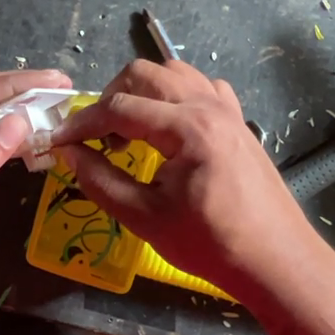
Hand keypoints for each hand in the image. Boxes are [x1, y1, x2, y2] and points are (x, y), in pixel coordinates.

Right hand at [51, 60, 326, 306]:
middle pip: (143, 74)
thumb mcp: (143, 217)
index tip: (58, 141)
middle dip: (110, 99)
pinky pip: (201, 88)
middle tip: (95, 137)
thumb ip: (99, 179)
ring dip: (142, 92)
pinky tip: (167, 127)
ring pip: (173, 73)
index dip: (81, 124)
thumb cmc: (210, 243)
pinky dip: (175, 96)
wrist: (276, 261)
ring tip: (128, 131)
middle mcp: (207, 106)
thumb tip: (67, 153)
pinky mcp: (238, 122)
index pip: (118, 108)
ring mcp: (228, 110)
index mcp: (186, 128)